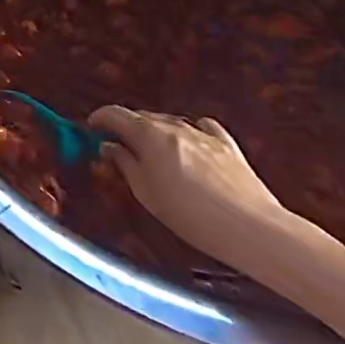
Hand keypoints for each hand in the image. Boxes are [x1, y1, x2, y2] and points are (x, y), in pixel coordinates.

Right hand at [88, 106, 318, 268]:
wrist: (254, 230)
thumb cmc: (191, 215)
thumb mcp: (146, 194)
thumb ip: (124, 164)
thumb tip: (109, 146)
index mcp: (148, 134)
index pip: (114, 114)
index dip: (99, 119)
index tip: (90, 129)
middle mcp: (173, 125)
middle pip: (141, 117)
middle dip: (126, 128)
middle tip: (117, 147)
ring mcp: (202, 132)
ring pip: (169, 122)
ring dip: (154, 132)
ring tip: (152, 154)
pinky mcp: (227, 145)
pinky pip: (201, 128)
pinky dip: (188, 132)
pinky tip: (189, 144)